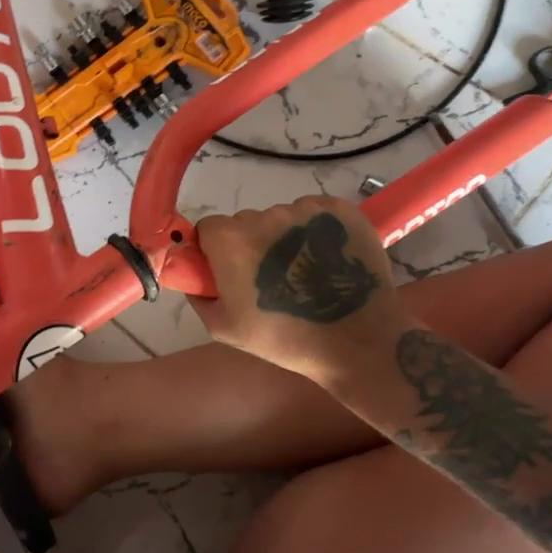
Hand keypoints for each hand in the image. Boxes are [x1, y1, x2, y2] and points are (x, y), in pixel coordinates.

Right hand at [191, 196, 408, 379]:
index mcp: (230, 240)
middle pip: (246, 222)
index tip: (232, 273)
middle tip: (272, 280)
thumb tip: (192, 274)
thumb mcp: (223, 327)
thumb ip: (198, 293)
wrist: (359, 342)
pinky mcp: (339, 210)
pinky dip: (315, 231)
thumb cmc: (285, 337)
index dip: (217, 251)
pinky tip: (326, 260)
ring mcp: (304, 210)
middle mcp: (264, 215)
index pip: (209, 229)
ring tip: (307, 275)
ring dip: (286, 239)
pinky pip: (313, 213)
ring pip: (281, 218)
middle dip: (252, 245)